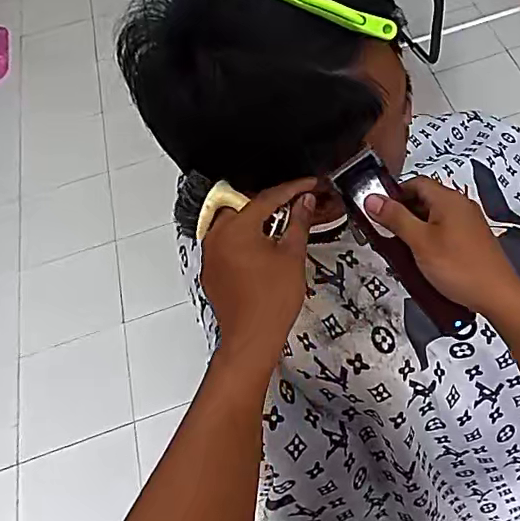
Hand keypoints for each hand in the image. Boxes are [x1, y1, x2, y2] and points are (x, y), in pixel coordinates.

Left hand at [197, 178, 316, 359]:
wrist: (253, 335)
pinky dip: (246, 238)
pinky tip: (266, 247)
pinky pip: (227, 242)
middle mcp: (216, 237)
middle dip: (271, 201)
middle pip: (244, 205)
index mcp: (236, 229)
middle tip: (295, 201)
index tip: (308, 185)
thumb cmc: (270, 302)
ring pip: (233, 223)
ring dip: (257, 219)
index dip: (293, 189)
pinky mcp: (212, 269)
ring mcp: (211, 254)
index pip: (267, 198)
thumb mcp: (293, 255)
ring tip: (282, 224)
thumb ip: (298, 223)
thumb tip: (304, 203)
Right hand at [364, 176, 519, 315]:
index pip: (414, 182)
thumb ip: (395, 219)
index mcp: (449, 199)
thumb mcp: (420, 242)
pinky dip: (430, 246)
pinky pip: (443, 236)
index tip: (378, 209)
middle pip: (422, 202)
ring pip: (432, 221)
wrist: (496, 295)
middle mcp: (461, 208)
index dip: (393, 194)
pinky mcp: (470, 242)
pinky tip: (424, 263)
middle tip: (388, 234)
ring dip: (415, 235)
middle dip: (402, 218)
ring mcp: (468, 225)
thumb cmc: (466, 270)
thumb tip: (374, 200)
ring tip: (406, 253)